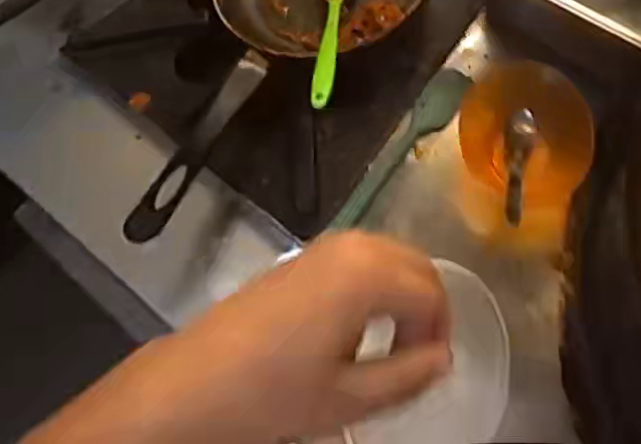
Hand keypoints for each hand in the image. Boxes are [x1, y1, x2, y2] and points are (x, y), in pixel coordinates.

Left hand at [25, 232, 450, 443]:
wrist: (197, 380)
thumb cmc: (273, 392)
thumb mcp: (347, 397)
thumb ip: (407, 376)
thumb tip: (443, 358)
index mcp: (367, 272)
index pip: (430, 291)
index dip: (440, 331)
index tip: (431, 368)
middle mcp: (353, 243)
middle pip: (415, 263)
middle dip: (427, 306)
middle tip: (420, 356)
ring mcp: (327, 242)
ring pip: (391, 255)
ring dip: (403, 292)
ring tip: (394, 344)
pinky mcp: (308, 251)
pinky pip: (363, 255)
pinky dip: (378, 281)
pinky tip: (362, 323)